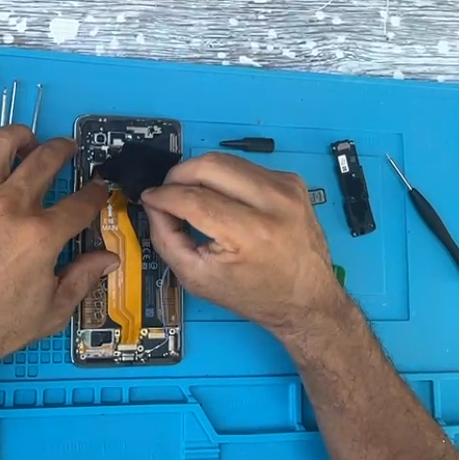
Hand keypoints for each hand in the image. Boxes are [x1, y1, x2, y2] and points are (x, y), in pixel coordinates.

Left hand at [0, 126, 117, 382]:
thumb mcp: (52, 311)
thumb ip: (83, 278)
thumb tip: (108, 259)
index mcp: (41, 235)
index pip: (82, 202)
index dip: (97, 193)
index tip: (98, 190)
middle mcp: (9, 208)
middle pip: (45, 159)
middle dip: (65, 150)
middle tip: (68, 151)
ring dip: (17, 137)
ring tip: (25, 142)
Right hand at [141, 153, 352, 343]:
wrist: (308, 299)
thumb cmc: (255, 295)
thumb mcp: (198, 279)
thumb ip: (167, 238)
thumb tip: (154, 203)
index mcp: (251, 234)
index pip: (193, 199)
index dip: (163, 196)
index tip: (150, 198)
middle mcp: (273, 203)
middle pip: (209, 166)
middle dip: (178, 175)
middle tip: (168, 192)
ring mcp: (286, 188)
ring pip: (225, 160)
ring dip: (200, 174)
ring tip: (191, 195)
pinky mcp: (291, 181)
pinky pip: (243, 166)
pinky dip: (224, 178)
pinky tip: (221, 198)